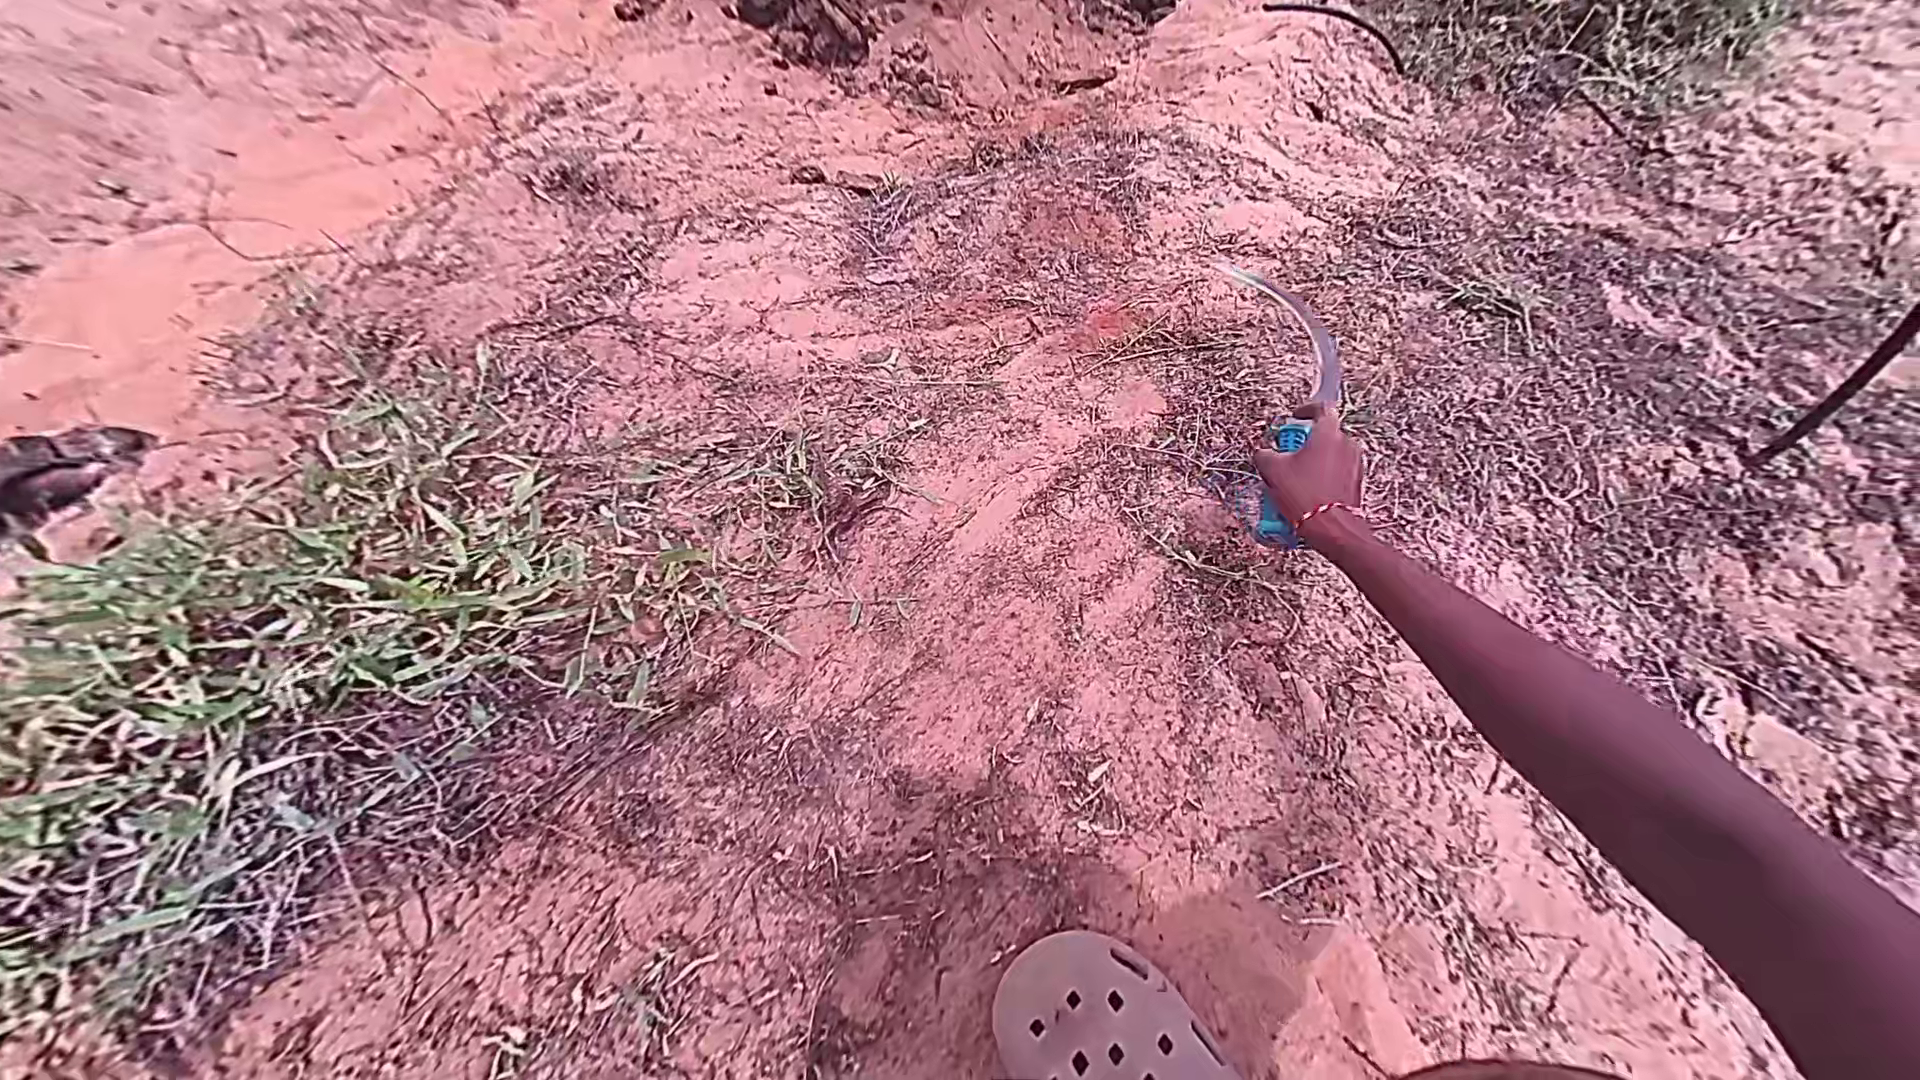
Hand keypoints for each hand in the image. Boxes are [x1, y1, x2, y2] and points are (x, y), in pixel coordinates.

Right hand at [1252, 401, 1361, 529]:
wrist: (1330, 526)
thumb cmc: (1303, 493)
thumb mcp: (1272, 470)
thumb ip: (1264, 454)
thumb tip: (1262, 453)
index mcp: (1328, 434)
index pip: (1321, 409)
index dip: (1305, 410)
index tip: (1294, 416)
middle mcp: (1346, 444)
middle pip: (1323, 434)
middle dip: (1303, 441)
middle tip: (1285, 454)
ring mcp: (1354, 463)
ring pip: (1329, 453)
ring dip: (1312, 459)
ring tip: (1292, 476)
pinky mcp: (1356, 481)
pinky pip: (1335, 470)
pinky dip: (1320, 474)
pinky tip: (1304, 489)